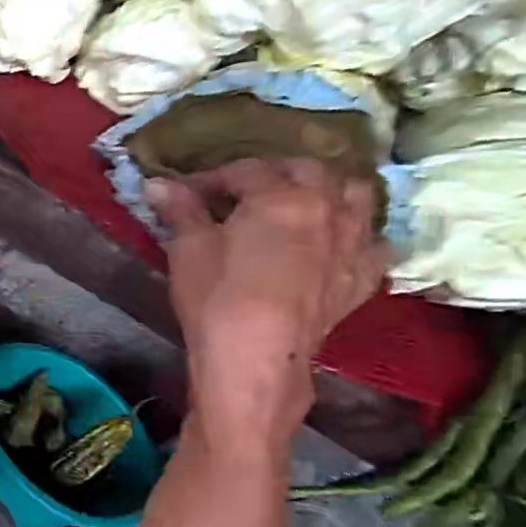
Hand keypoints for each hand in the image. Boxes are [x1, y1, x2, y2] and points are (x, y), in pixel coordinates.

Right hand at [147, 159, 387, 456]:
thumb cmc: (216, 298)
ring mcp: (355, 241)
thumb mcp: (188, 249)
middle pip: (308, 170)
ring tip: (297, 203)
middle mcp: (329, 207)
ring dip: (324, 189)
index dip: (212, 177)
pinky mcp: (365, 275)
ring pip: (353, 193)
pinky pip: (369, 238)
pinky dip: (350, 230)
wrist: (257, 356)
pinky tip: (330, 242)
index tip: (186, 192)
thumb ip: (181, 210)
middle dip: (272, 173)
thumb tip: (157, 183)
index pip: (246, 170)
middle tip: (240, 191)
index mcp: (282, 196)